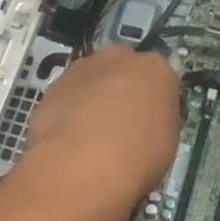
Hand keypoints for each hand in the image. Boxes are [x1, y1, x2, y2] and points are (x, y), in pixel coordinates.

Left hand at [16, 46, 180, 210]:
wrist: (82, 162)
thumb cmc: (138, 155)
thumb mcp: (167, 142)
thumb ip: (157, 122)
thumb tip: (144, 125)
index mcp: (155, 68)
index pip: (159, 79)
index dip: (154, 102)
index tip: (150, 123)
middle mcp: (119, 58)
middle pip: (123, 71)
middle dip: (121, 91)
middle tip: (120, 125)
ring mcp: (81, 68)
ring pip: (91, 81)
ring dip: (91, 100)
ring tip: (90, 137)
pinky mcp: (52, 86)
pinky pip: (67, 98)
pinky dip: (68, 113)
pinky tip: (69, 141)